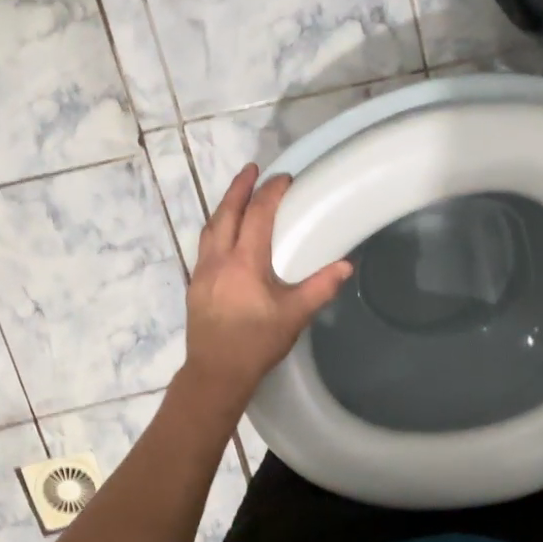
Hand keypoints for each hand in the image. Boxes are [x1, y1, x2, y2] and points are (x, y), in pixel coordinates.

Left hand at [180, 164, 351, 411]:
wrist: (216, 372)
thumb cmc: (257, 343)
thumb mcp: (295, 316)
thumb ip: (320, 288)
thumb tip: (347, 265)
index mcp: (245, 262)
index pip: (258, 215)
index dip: (271, 193)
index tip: (285, 179)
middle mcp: (219, 259)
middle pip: (227, 212)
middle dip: (240, 187)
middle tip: (253, 169)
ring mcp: (203, 270)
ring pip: (211, 227)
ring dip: (225, 206)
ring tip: (237, 194)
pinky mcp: (196, 284)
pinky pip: (206, 244)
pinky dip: (217, 228)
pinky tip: (224, 233)